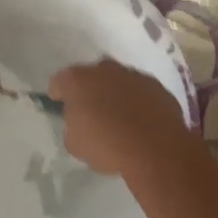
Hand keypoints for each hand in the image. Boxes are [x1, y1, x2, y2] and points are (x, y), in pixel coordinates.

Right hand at [49, 59, 192, 177]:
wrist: (155, 148)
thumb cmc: (107, 145)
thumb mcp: (75, 144)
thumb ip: (73, 126)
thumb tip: (80, 123)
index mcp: (78, 80)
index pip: (60, 81)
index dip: (59, 93)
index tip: (61, 104)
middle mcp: (105, 70)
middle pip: (92, 76)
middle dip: (90, 90)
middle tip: (91, 111)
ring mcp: (134, 76)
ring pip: (119, 81)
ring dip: (117, 94)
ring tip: (119, 117)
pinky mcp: (158, 87)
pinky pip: (141, 92)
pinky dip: (138, 102)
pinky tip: (140, 121)